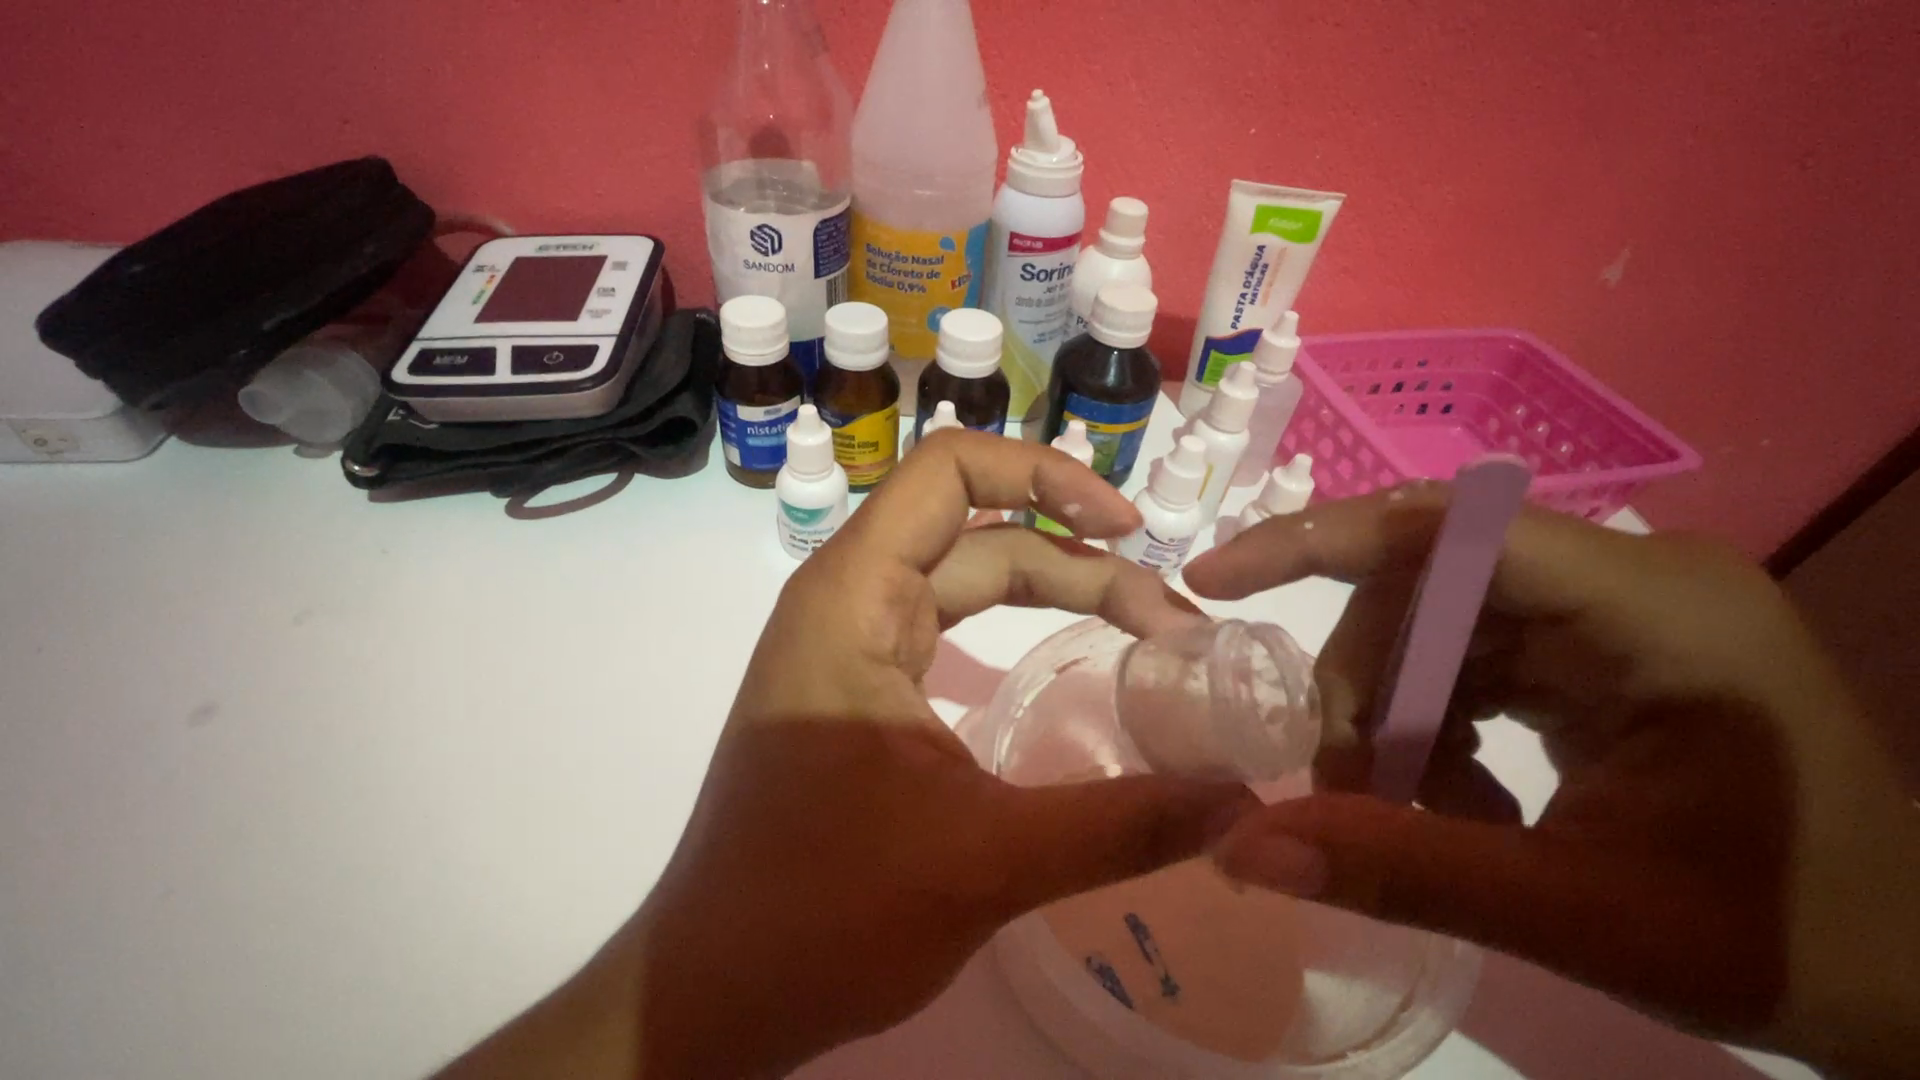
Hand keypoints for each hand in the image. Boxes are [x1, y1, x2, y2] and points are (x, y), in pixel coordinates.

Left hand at [435, 431, 1257, 1079]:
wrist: (718, 987)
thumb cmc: (824, 909)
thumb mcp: (985, 859)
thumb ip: (1120, 824)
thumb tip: (1241, 797)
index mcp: (853, 597)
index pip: (948, 472)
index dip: (1045, 474)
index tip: (1128, 528)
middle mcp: (848, 600)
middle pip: (979, 531)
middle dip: (1081, 559)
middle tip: (1173, 623)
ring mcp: (851, 646)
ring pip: (967, 578)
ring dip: (1055, 588)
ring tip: (1146, 628)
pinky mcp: (862, 690)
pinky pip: (948, 625)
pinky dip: (1016, 626)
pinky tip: (1069, 654)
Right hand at [1182, 485, 1919, 1077]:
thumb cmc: (1784, 941)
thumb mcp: (1582, 917)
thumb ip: (1405, 872)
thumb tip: (1242, 848)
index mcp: (1650, 607)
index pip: (1445, 528)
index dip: (1314, 540)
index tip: (1212, 583)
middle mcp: (1627, 580)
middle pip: (1424, 588)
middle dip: (1361, 683)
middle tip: (1339, 788)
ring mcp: (1613, 613)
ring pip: (1433, 626)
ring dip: (1393, 715)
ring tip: (1400, 814)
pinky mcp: (1600, 652)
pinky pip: (1470, 659)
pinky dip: (1434, 725)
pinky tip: (1456, 803)